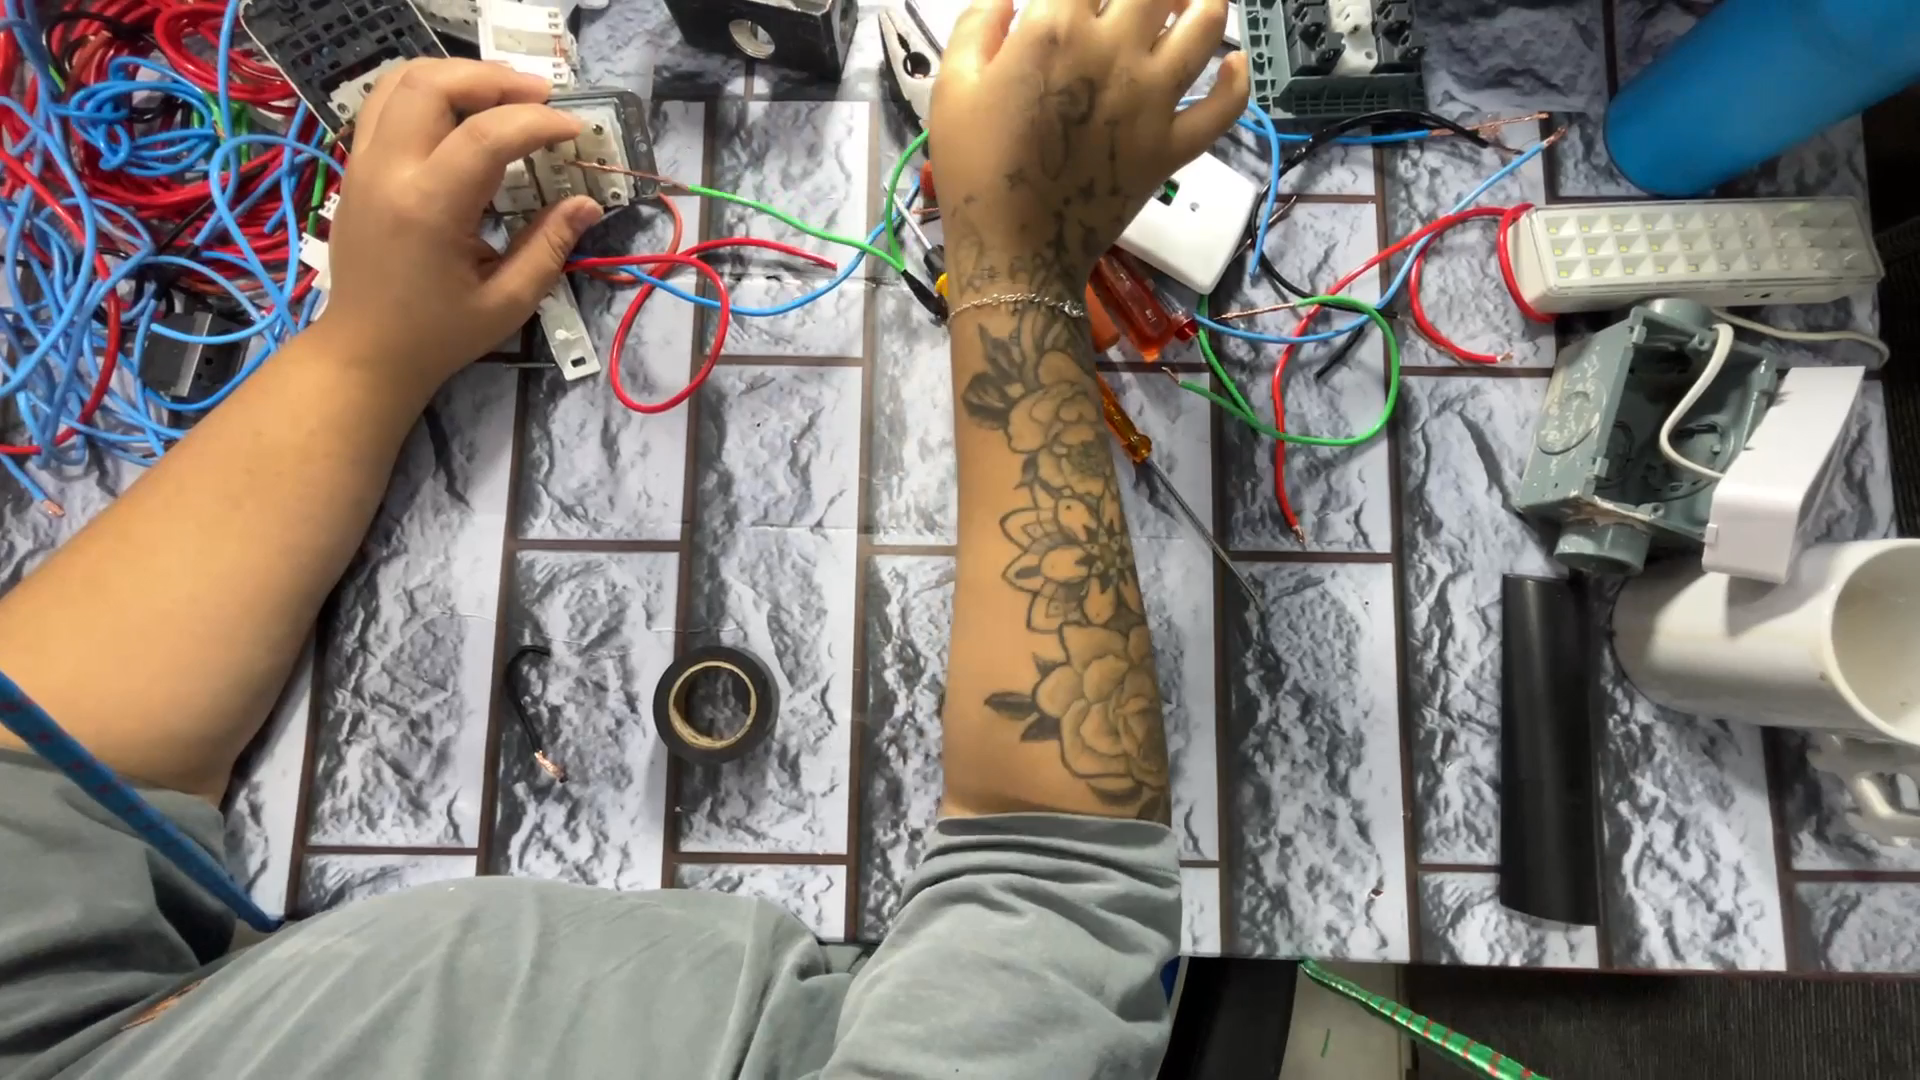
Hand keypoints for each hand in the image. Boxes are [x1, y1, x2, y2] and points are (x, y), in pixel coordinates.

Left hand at [316, 59, 603, 388]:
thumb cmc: (443, 333)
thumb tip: (587, 205)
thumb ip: (548, 247)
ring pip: (401, 82)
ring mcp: (364, 162)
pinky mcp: (359, 166)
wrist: (368, 347)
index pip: (486, 136)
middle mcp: (388, 169)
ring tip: (507, 95)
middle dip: (494, 80)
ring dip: (459, 77)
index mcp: (430, 207)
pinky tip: (465, 112)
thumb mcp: (510, 301)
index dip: (537, 123)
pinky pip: (387, 103)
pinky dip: (429, 93)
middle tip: (543, 95)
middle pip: (433, 85)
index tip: (576, 129)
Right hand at [929, 0, 1247, 303]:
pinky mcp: (1171, 149)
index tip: (1078, 4)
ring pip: (1207, 25)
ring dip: (1204, 4)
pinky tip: (1230, 65)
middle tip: (1145, 0)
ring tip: (1190, 7)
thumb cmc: (974, 172)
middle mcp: (1116, 52)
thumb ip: (979, 24)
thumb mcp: (952, 87)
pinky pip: (1225, 108)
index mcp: (1058, 27)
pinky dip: (1236, 81)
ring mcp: (1152, 102)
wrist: (1012, 252)